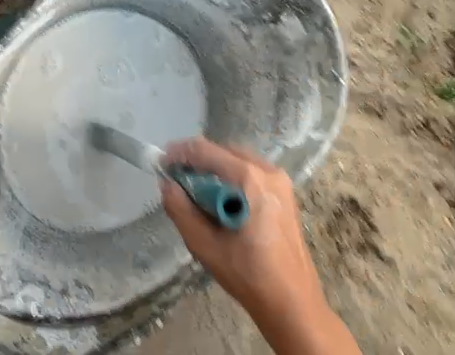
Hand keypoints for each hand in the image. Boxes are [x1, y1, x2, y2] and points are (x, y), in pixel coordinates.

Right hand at [159, 139, 358, 354]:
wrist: (293, 304)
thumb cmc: (248, 275)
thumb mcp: (205, 245)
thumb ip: (181, 210)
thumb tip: (167, 184)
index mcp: (249, 179)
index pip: (206, 151)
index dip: (180, 152)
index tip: (162, 162)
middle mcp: (268, 171)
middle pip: (224, 151)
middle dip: (198, 161)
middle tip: (177, 178)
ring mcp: (281, 182)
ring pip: (239, 161)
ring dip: (215, 169)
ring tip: (197, 191)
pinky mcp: (286, 195)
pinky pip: (253, 173)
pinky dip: (233, 178)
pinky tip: (223, 201)